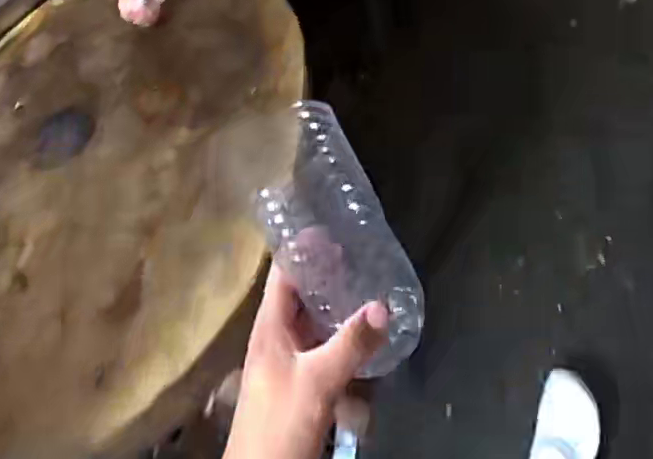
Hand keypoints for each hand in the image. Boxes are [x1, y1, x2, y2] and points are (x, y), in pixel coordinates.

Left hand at [223, 265, 387, 458]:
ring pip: (311, 321)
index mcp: (269, 325)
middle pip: (299, 293)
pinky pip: (319, 348)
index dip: (305, 246)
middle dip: (327, 274)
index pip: (283, 271)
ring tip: (365, 284)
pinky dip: (339, 336)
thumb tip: (383, 304)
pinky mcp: (298, 384)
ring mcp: (286, 361)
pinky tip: (362, 336)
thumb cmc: (278, 425)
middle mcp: (275, 336)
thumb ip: (351, 343)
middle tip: (358, 253)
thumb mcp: (318, 382)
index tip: (334, 228)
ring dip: (335, 305)